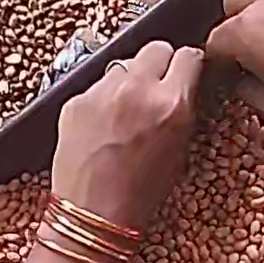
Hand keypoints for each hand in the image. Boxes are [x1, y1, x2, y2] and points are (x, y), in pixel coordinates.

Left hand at [52, 40, 202, 231]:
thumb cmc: (140, 193)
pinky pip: (96, 85)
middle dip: (159, 64)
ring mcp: (101, 92)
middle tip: (156, 87)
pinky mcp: (75, 99)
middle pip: (155, 48)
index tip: (185, 73)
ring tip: (126, 111)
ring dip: (128, 79)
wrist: (95, 215)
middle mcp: (136, 90)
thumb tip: (183, 85)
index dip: (188, 66)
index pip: (188, 56)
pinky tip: (103, 124)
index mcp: (171, 104)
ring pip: (123, 64)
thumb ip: (182, 110)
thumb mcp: (179, 152)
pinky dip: (103, 98)